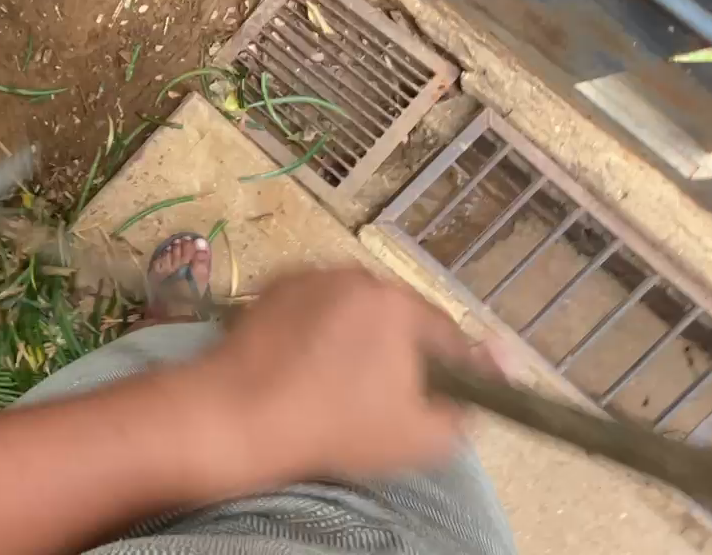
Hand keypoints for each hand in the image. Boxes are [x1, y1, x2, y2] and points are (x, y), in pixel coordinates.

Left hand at [175, 267, 482, 488]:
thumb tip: (468, 394)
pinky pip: (314, 302)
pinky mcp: (273, 284)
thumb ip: (460, 411)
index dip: (461, 364)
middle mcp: (354, 275)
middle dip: (404, 344)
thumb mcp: (421, 437)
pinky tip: (308, 359)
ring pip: (352, 304)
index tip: (458, 386)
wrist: (243, 409)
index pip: (448, 332)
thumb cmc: (336, 424)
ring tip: (344, 375)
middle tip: (395, 386)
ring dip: (359, 330)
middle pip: (397, 312)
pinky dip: (319, 323)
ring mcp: (309, 275)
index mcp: (397, 304)